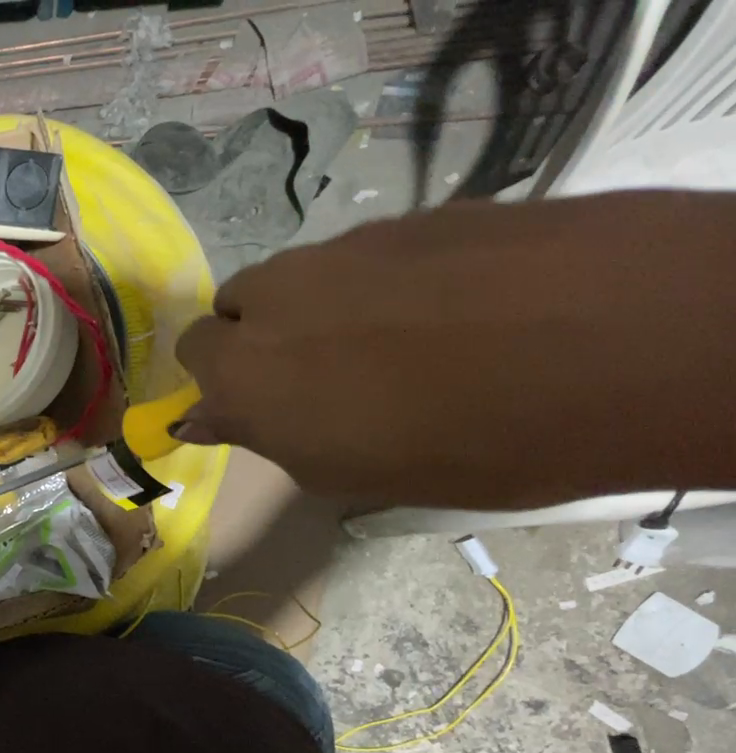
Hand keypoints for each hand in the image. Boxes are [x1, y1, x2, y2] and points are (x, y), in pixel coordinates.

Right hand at [172, 191, 735, 508]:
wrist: (624, 336)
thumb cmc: (468, 442)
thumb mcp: (349, 471)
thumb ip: (268, 435)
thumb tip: (207, 417)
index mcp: (243, 373)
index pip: (192, 364)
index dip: (219, 386)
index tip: (252, 408)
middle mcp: (272, 302)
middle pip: (230, 309)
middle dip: (252, 337)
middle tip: (314, 373)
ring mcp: (340, 251)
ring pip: (295, 277)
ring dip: (313, 306)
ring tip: (388, 338)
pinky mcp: (411, 217)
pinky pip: (365, 253)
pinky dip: (380, 279)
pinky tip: (446, 305)